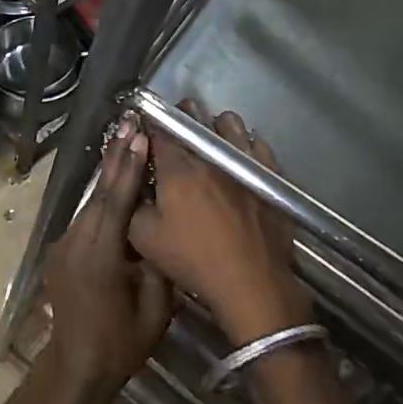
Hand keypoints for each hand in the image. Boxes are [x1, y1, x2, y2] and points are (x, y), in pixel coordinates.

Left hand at [41, 118, 172, 398]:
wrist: (77, 363)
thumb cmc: (121, 341)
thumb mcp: (155, 307)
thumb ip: (157, 264)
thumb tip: (159, 228)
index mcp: (100, 253)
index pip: (116, 202)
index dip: (128, 168)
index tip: (138, 136)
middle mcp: (76, 239)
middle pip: (99, 193)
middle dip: (115, 158)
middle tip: (127, 122)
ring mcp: (65, 242)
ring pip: (90, 203)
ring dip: (108, 175)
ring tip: (124, 143)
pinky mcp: (62, 248)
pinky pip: (85, 217)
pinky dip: (101, 199)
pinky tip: (113, 187)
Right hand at [127, 102, 312, 346]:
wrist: (252, 287)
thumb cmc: (192, 260)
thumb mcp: (142, 235)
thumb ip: (132, 199)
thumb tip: (133, 178)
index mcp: (176, 168)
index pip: (158, 131)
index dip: (149, 123)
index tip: (144, 125)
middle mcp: (210, 159)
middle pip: (194, 121)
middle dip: (181, 116)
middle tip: (174, 122)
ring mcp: (244, 167)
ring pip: (230, 125)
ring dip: (215, 123)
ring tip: (210, 130)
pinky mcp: (271, 182)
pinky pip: (260, 147)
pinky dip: (248, 141)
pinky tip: (243, 147)